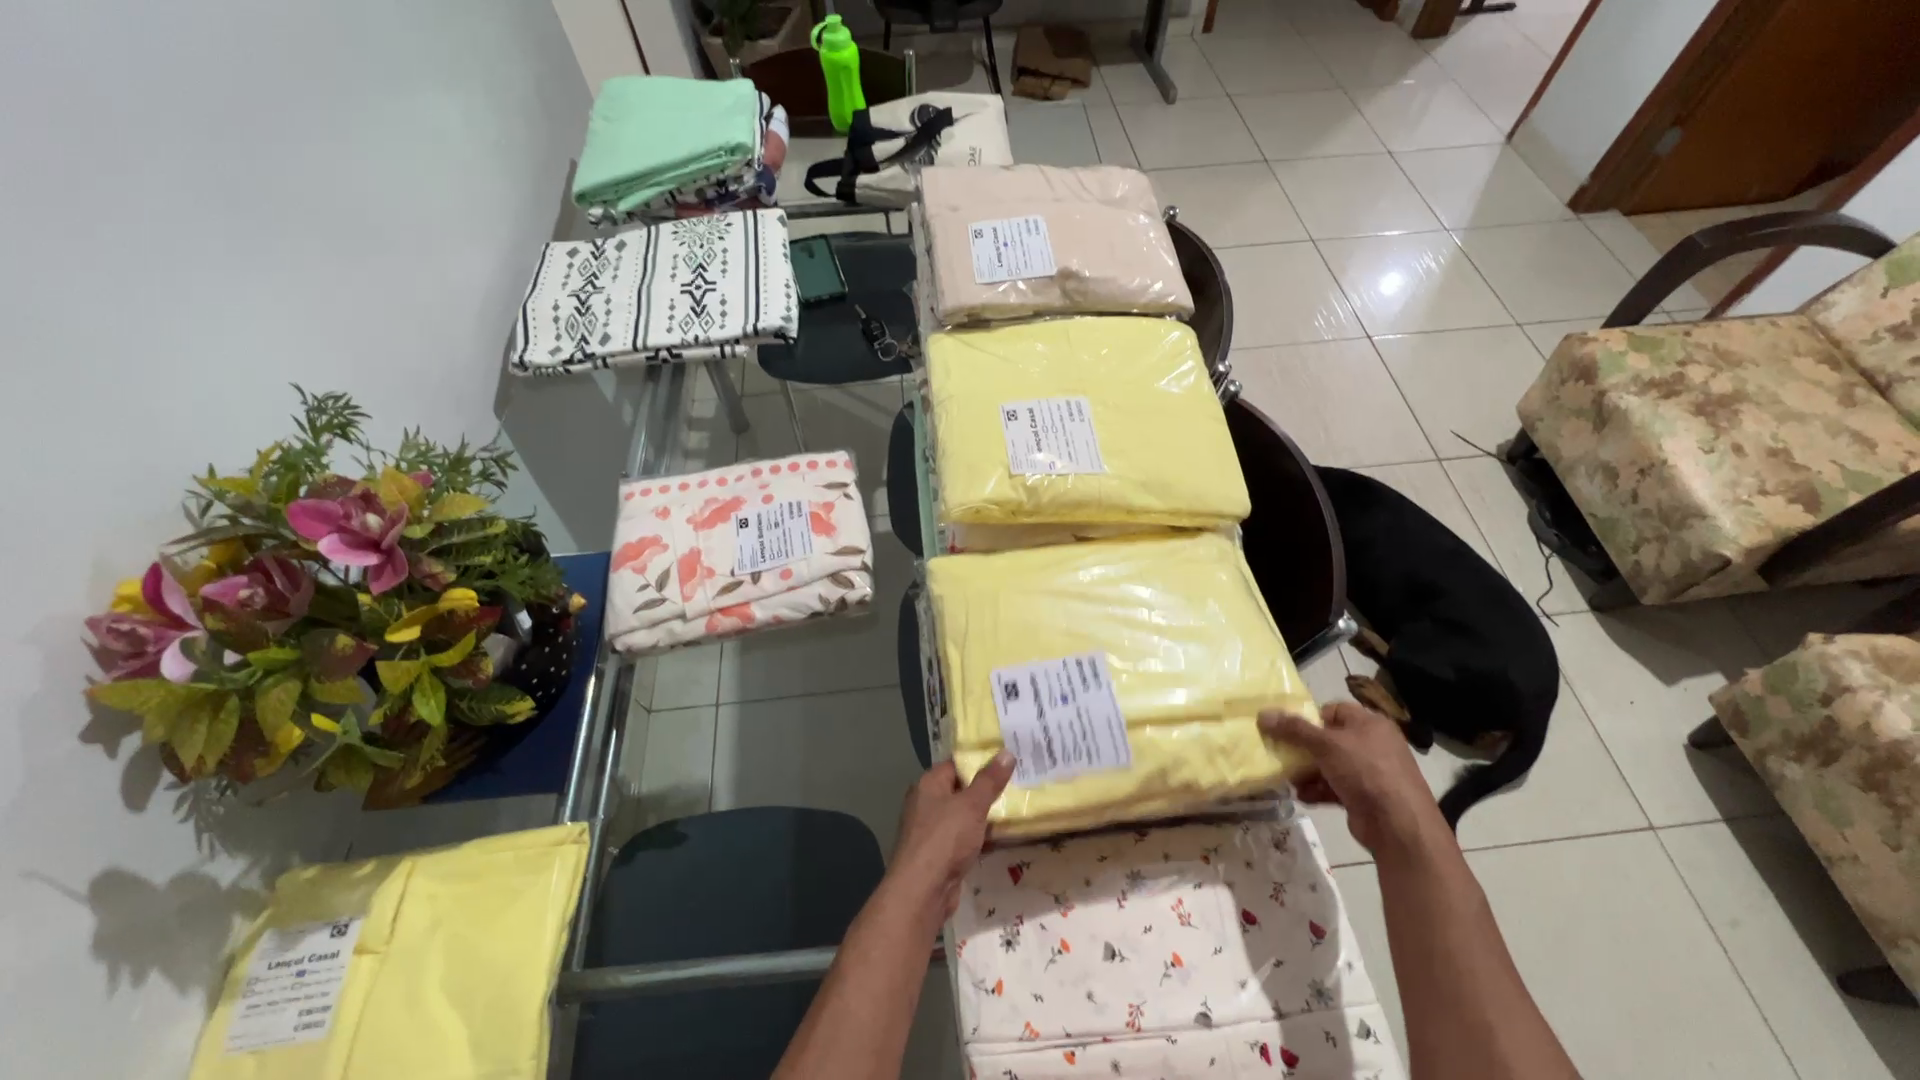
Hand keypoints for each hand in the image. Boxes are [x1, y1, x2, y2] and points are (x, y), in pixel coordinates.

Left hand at [886, 752, 1015, 924]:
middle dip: (988, 788)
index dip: (981, 759)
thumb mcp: (971, 805)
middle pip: (962, 789)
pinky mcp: (942, 854)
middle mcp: (928, 803)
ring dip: (988, 814)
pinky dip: (983, 836)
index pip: (956, 763)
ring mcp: (934, 830)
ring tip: (1020, 805)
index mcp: (929, 784)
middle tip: (1021, 780)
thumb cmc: (945, 839)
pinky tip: (1006, 836)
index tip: (1009, 757)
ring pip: (965, 815)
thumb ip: (990, 780)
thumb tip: (1006, 752)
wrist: (923, 890)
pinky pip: (966, 837)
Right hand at [1261, 703, 1446, 856]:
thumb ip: (1294, 729)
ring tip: (1290, 780)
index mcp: (1370, 724)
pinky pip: (1335, 787)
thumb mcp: (1326, 744)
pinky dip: (1318, 790)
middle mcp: (1372, 745)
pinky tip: (1303, 797)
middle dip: (1304, 749)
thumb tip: (1263, 714)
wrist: (1397, 823)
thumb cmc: (1365, 771)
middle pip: (1329, 740)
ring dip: (1307, 773)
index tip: (1289, 729)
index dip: (1311, 718)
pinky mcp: (1364, 796)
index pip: (1335, 711)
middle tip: (1282, 755)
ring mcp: (1369, 772)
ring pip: (1329, 766)